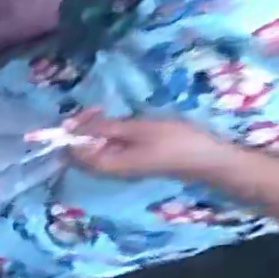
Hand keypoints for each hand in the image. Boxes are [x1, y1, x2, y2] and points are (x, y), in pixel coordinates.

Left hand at [67, 109, 239, 179]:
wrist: (207, 159)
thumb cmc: (174, 142)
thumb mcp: (137, 129)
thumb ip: (104, 128)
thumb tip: (71, 127)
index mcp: (103, 165)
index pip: (72, 150)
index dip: (74, 130)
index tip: (87, 112)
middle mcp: (104, 169)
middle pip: (80, 149)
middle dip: (83, 127)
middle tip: (98, 108)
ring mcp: (116, 165)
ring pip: (93, 146)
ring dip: (95, 128)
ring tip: (107, 111)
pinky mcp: (127, 160)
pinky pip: (107, 147)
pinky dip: (108, 133)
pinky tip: (119, 122)